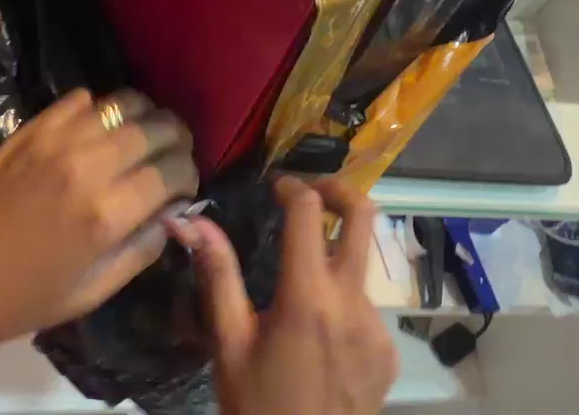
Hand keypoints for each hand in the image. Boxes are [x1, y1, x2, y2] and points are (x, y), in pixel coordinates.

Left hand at [0, 89, 196, 386]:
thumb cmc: (21, 298)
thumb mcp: (92, 293)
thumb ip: (142, 248)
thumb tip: (173, 214)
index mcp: (106, 215)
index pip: (173, 171)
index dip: (188, 174)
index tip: (185, 185)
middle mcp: (88, 165)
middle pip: (157, 127)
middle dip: (176, 139)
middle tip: (174, 155)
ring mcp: (59, 138)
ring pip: (126, 102)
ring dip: (145, 117)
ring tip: (145, 135)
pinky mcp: (35, 125)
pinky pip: (85, 98)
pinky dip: (103, 109)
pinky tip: (101, 130)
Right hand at [173, 178, 397, 414]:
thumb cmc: (258, 406)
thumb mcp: (229, 343)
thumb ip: (217, 275)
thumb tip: (190, 220)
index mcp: (308, 296)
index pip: (310, 211)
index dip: (293, 186)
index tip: (276, 186)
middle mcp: (352, 302)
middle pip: (364, 216)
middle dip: (339, 190)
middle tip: (310, 194)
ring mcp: (377, 327)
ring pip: (361, 266)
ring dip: (333, 259)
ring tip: (298, 286)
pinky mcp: (388, 351)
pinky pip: (365, 306)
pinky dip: (342, 301)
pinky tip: (316, 334)